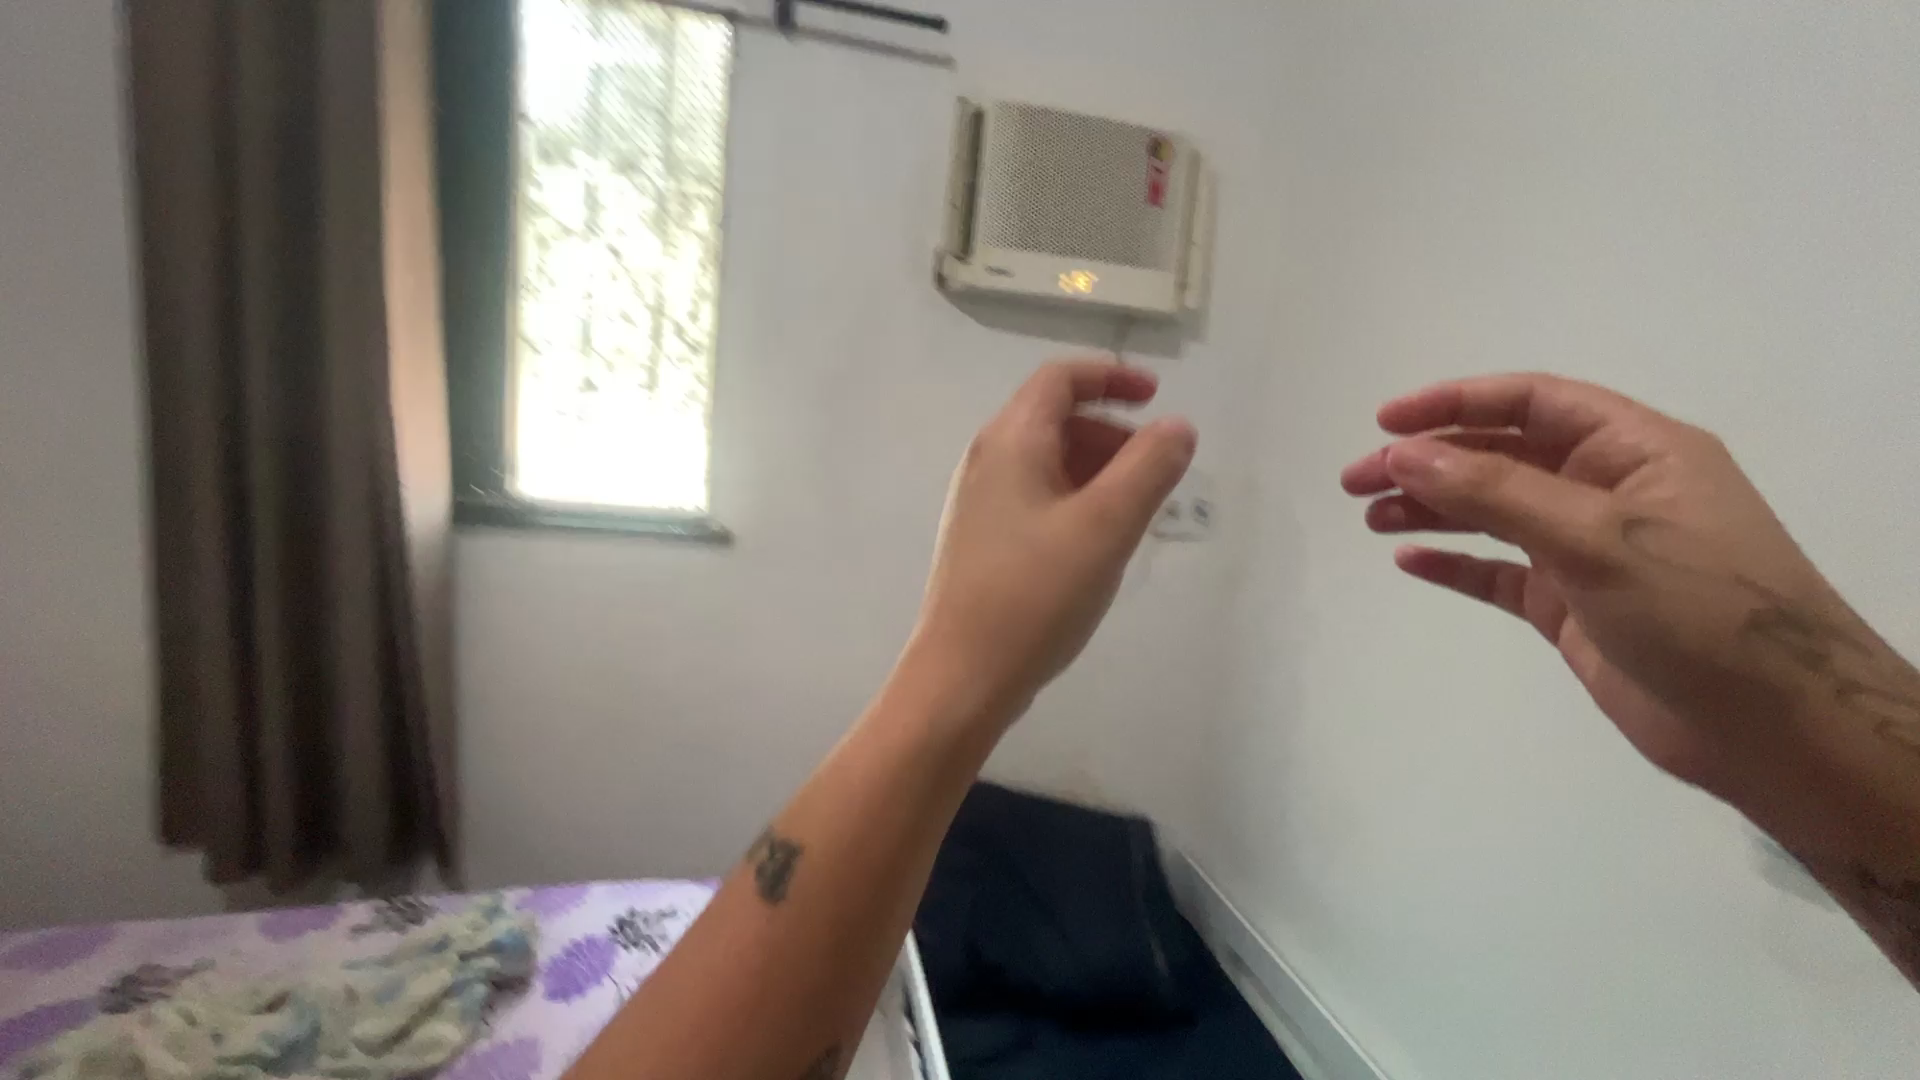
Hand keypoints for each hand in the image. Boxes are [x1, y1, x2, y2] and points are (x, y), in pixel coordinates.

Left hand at [904, 361, 1196, 725]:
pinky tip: (1099, 543)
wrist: (963, 675)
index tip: (1157, 396)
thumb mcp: (1105, 526)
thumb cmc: (1035, 595)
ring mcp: (980, 503)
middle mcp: (987, 462)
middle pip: (1055, 419)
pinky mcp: (984, 541)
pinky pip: (1037, 499)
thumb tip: (1178, 427)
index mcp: (1010, 442)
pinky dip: (1076, 501)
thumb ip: (1149, 468)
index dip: (1112, 376)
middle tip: (1156, 472)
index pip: (1060, 379)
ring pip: (1048, 463)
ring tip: (1136, 513)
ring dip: (1098, 471)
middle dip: (1112, 432)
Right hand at [1340, 373, 1909, 801]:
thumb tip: (1403, 453)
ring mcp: (1585, 550)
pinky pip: (1496, 571)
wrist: (1778, 732)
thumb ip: (1494, 490)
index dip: (1454, 403)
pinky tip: (1409, 562)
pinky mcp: (1568, 604)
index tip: (1384, 423)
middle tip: (1356, 481)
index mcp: (1635, 452)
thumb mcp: (1594, 537)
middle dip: (1425, 462)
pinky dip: (1453, 563)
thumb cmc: (1701, 614)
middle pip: (1498, 456)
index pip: (1531, 402)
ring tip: (1371, 517)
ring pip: (1490, 512)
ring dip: (1430, 509)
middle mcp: (1607, 491)